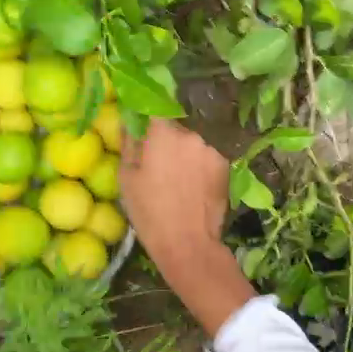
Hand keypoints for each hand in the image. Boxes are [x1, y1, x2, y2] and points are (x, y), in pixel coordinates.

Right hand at [120, 118, 228, 263]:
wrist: (187, 242)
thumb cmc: (149, 211)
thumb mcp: (127, 178)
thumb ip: (129, 143)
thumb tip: (129, 122)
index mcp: (164, 133)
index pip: (155, 109)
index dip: (148, 117)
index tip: (142, 130)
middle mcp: (191, 135)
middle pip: (175, 130)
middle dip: (166, 143)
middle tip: (158, 168)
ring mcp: (211, 150)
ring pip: (192, 146)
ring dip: (185, 157)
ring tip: (178, 184)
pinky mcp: (225, 167)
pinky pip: (207, 159)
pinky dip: (200, 168)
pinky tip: (194, 190)